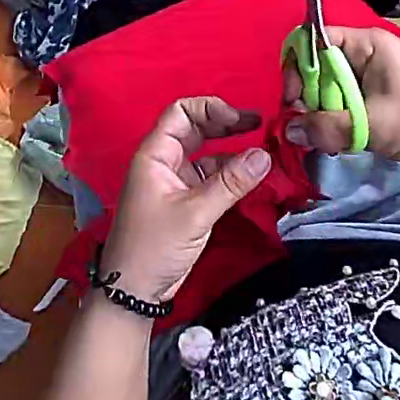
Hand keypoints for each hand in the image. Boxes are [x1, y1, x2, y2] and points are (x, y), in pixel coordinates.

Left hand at [99, 97, 274, 303]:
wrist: (134, 291)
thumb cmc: (154, 247)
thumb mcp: (195, 213)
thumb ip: (231, 183)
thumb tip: (265, 155)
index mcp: (155, 155)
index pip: (181, 112)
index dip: (212, 108)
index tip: (242, 120)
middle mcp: (165, 162)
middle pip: (197, 129)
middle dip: (227, 124)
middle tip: (260, 126)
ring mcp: (176, 181)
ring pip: (207, 153)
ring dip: (233, 150)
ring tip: (263, 151)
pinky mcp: (187, 200)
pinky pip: (212, 176)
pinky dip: (231, 173)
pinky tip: (252, 176)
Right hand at [283, 25, 399, 170]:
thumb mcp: (371, 126)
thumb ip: (326, 127)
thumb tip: (288, 129)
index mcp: (368, 44)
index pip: (314, 40)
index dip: (298, 67)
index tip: (295, 102)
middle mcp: (369, 52)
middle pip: (320, 67)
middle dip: (310, 98)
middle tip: (313, 130)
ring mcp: (375, 74)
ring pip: (332, 88)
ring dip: (325, 114)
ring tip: (332, 141)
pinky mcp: (381, 94)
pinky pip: (348, 101)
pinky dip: (341, 120)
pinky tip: (346, 141)